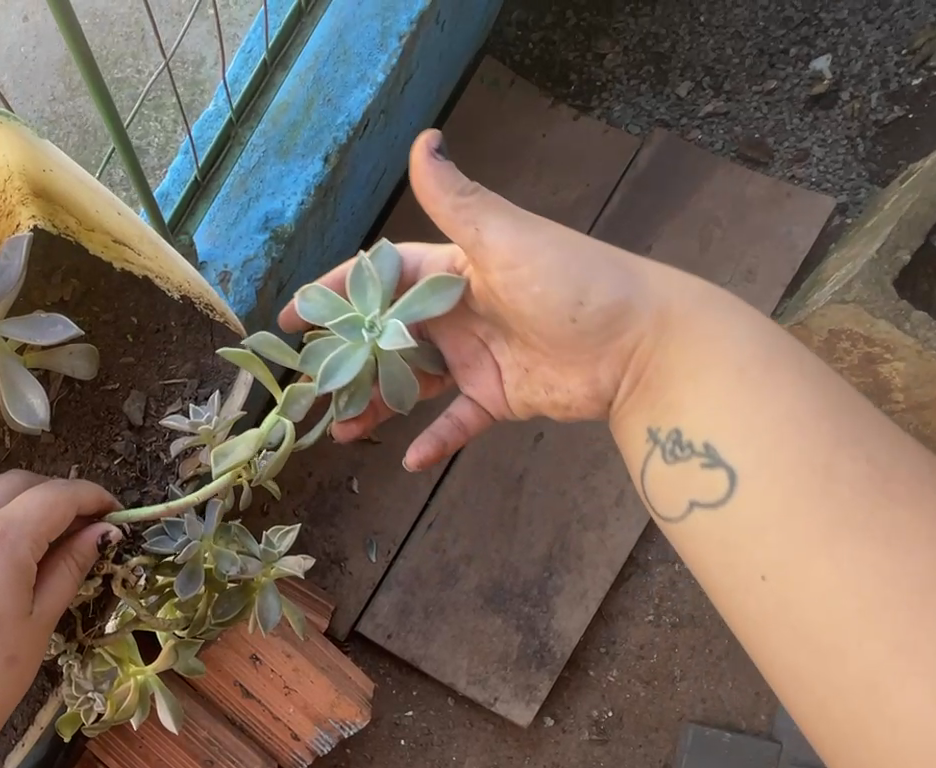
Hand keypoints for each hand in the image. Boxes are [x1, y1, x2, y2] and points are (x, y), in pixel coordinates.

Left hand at [0, 471, 119, 757]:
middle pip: (16, 484)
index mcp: (0, 539)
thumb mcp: (40, 622)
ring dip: (16, 504)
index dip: (92, 497)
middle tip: (82, 524)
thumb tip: (103, 532)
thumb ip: (70, 567)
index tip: (116, 511)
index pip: (56, 496)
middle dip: (54, 493)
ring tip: (40, 541)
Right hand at [279, 129, 700, 470]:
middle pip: (386, 339)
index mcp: (453, 273)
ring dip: (376, 406)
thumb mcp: (505, 239)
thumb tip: (422, 139)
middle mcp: (457, 315)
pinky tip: (409, 460)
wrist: (643, 343)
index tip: (292, 316)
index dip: (334, 294)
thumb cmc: (573, 282)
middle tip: (308, 386)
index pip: (380, 280)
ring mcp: (475, 359)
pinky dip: (434, 440)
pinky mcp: (497, 398)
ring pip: (410, 385)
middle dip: (346, 362)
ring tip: (340, 431)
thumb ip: (457, 202)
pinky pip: (455, 422)